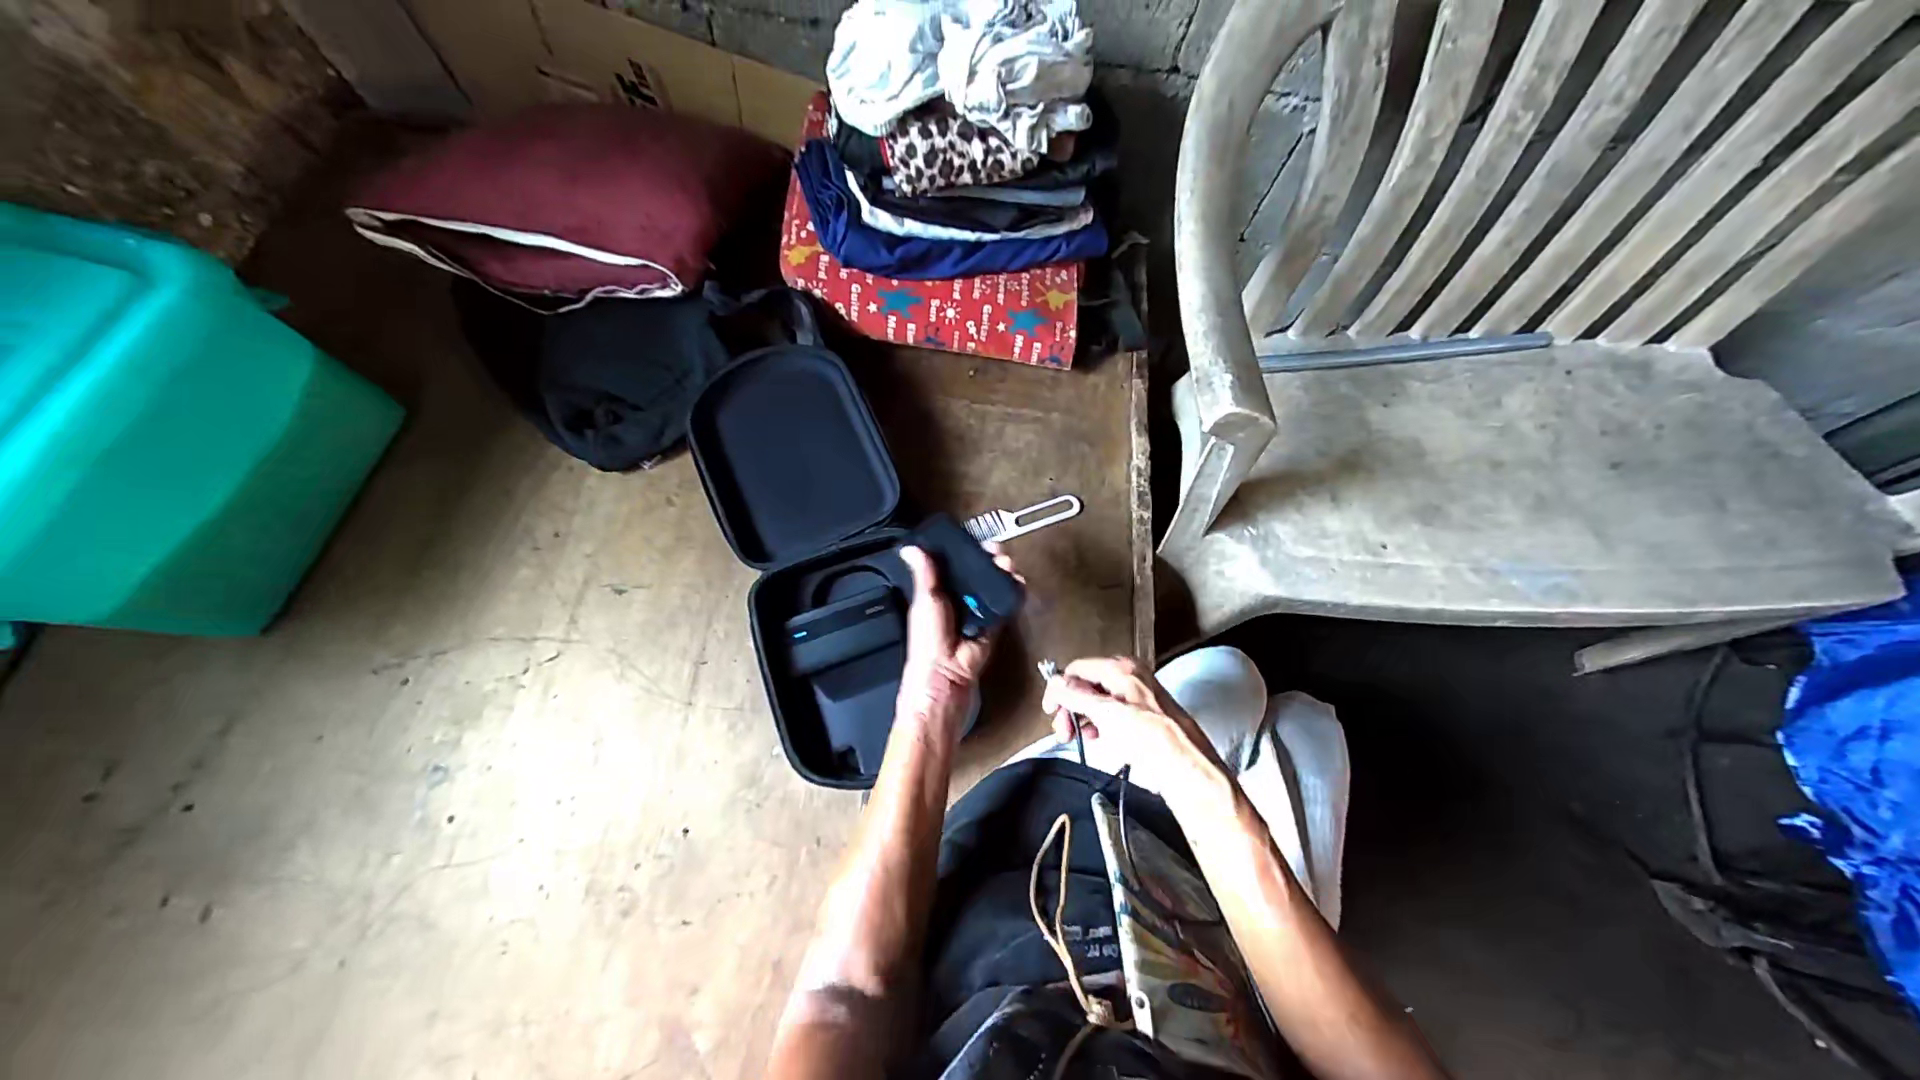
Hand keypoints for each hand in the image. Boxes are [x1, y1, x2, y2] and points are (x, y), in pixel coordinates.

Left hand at [895, 542, 1021, 731]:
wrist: (946, 681)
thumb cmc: (927, 646)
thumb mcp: (925, 601)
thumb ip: (925, 575)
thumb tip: (912, 549)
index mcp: (933, 597)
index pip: (949, 569)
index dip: (963, 554)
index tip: (974, 542)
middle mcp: (953, 606)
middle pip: (974, 578)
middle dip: (987, 564)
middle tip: (997, 553)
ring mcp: (972, 618)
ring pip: (989, 592)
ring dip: (1000, 578)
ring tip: (1008, 566)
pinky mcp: (989, 630)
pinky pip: (1002, 611)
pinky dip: (1010, 598)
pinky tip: (1016, 586)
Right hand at [1041, 656, 1230, 793]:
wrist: (1187, 768)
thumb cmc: (1152, 740)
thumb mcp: (1107, 714)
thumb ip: (1077, 695)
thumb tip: (1056, 682)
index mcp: (1121, 668)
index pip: (1077, 668)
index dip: (1060, 688)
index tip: (1051, 710)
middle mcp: (1130, 676)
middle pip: (1086, 683)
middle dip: (1070, 706)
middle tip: (1063, 730)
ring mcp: (1137, 696)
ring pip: (1098, 699)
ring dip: (1082, 717)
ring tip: (1078, 738)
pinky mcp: (1142, 716)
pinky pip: (1111, 713)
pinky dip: (1099, 724)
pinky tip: (1096, 739)